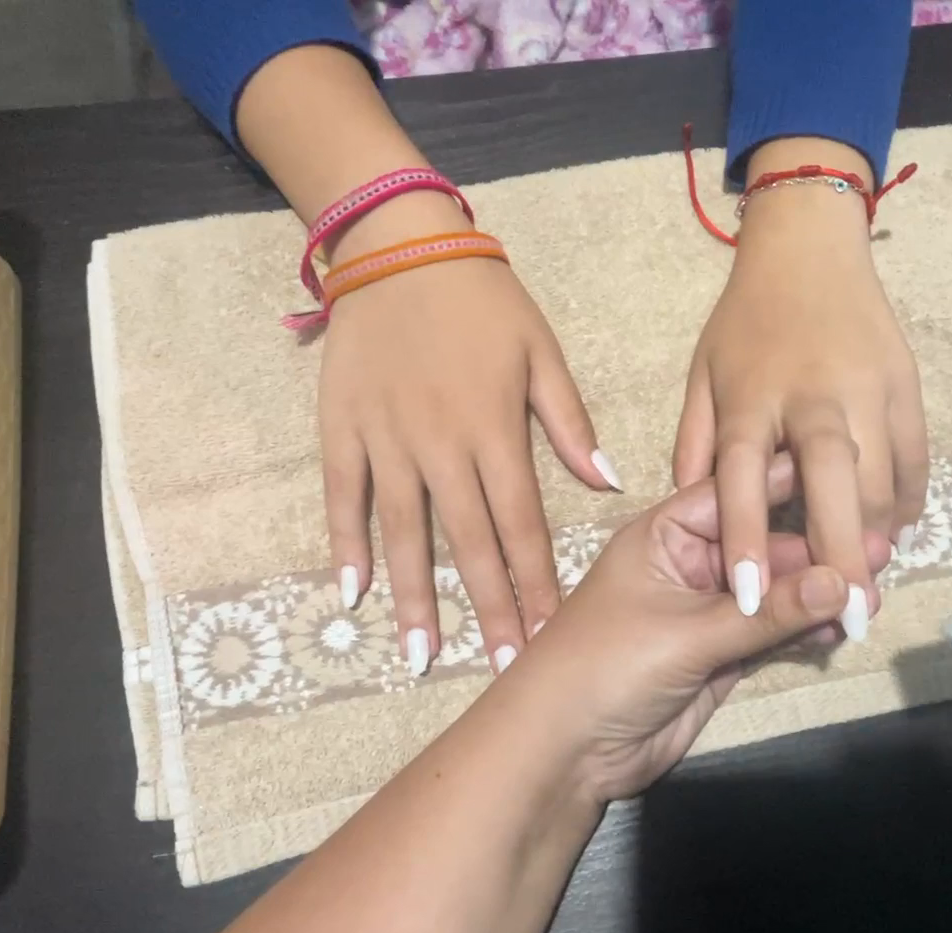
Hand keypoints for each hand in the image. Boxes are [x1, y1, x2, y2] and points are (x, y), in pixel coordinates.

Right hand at [319, 195, 618, 677]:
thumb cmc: (484, 301)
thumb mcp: (542, 351)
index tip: (549, 634)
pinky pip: (343, 496)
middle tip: (500, 666)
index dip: (537, 583)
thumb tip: (609, 482)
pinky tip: (351, 593)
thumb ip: (572, 423)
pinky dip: (346, 544)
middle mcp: (442, 448)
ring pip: (405, 532)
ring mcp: (386, 442)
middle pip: (470, 543)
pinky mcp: (342, 430)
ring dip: (415, 596)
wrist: (400, 246)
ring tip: (422, 654)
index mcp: (497, 432)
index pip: (523, 525)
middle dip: (488, 608)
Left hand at [506, 456, 891, 801]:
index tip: (843, 472)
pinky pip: (769, 636)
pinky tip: (838, 629)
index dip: (785, 486)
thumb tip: (841, 583)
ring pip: (771, 596)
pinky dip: (800, 633)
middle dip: (814, 557)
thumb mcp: (687, 632)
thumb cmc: (608, 666)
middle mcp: (690, 565)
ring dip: (814, 598)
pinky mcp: (719, 657)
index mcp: (666, 535)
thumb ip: (766, 612)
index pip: (733, 497)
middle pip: (762, 550)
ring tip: (871, 595)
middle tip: (875, 556)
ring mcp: (707, 613)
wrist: (565, 750)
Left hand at [674, 138, 926, 641]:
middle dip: (840, 556)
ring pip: (880, 479)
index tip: (749, 603)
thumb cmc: (746, 321)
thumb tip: (692, 508)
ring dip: (876, 536)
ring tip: (868, 581)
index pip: (743, 480)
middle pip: (832, 485)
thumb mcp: (702, 375)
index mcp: (750, 398)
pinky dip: (909, 499)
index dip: (744, 544)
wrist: (810, 246)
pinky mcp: (907, 384)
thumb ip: (695, 444)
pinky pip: (915, 456)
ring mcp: (867, 389)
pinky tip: (896, 531)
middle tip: (848, 617)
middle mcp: (811, 398)